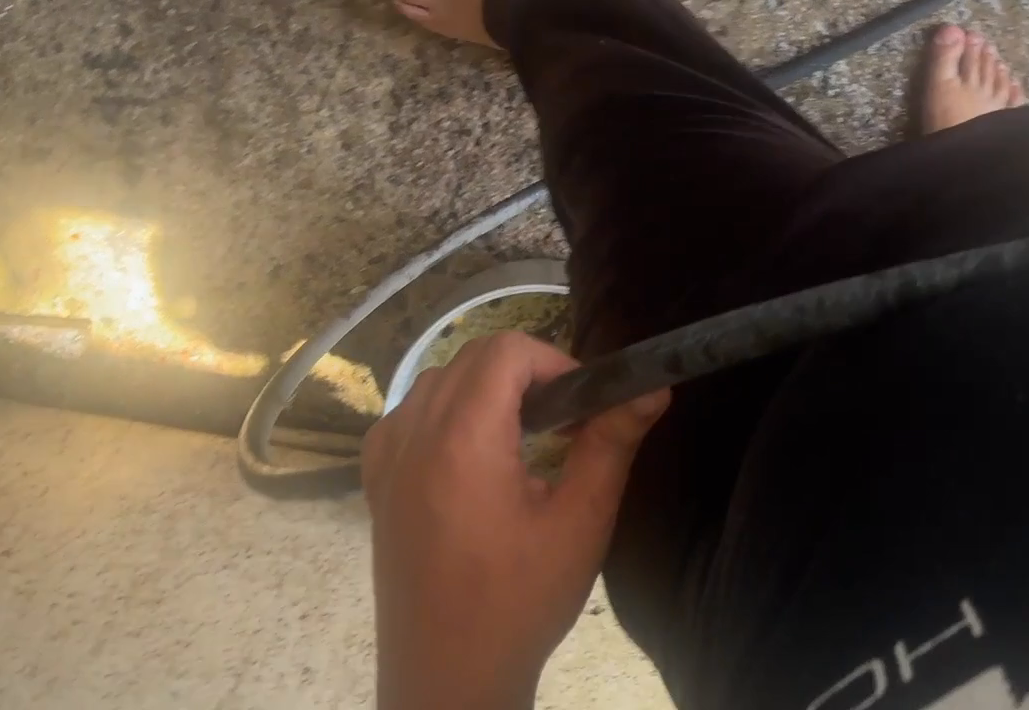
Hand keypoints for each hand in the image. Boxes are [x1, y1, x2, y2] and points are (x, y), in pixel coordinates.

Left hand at [362, 332, 669, 708]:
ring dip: (486, 388)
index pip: (504, 351)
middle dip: (527, 373)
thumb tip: (652, 387)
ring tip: (524, 437)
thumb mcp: (581, 522)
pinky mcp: (376, 484)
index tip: (581, 406)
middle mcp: (413, 438)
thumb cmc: (520, 602)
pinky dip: (446, 411)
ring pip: (438, 380)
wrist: (447, 683)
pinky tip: (473, 454)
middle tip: (564, 422)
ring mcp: (386, 461)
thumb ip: (612, 442)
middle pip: (472, 358)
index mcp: (462, 442)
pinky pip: (408, 414)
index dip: (553, 362)